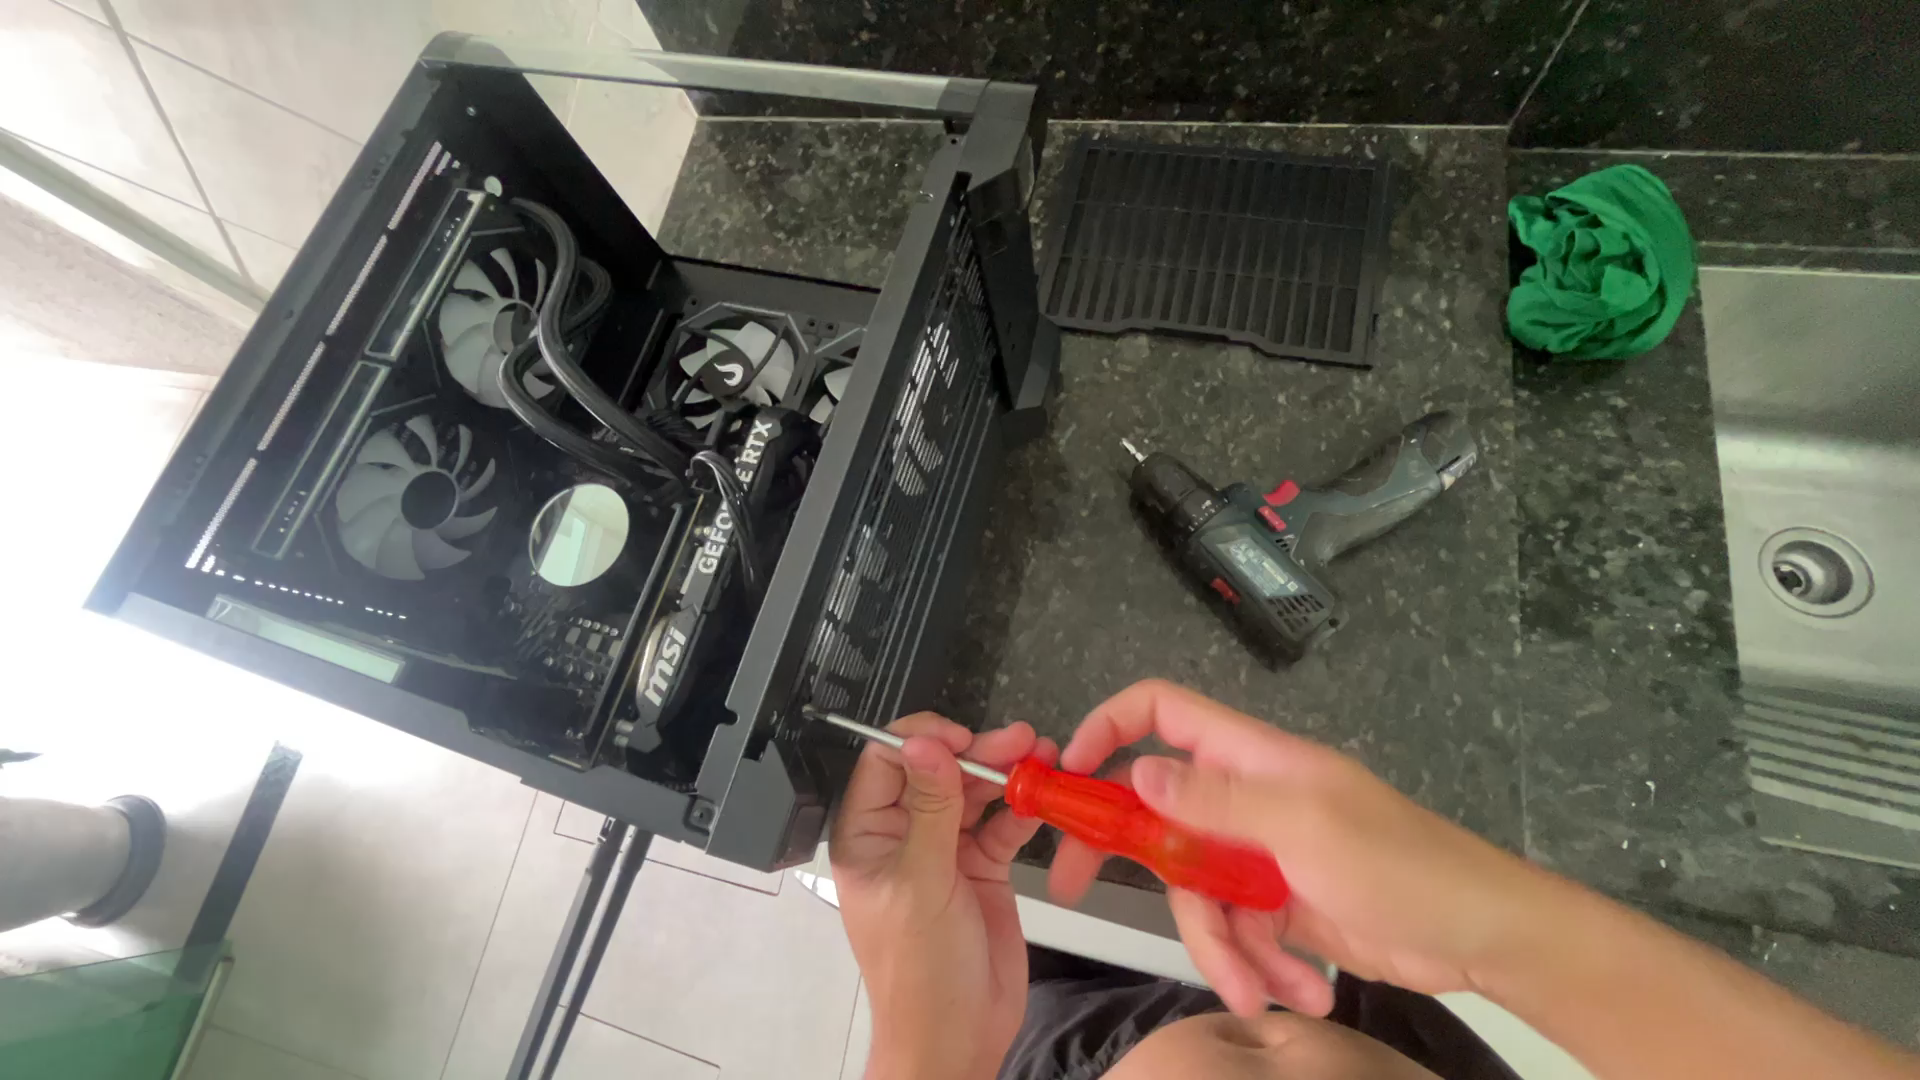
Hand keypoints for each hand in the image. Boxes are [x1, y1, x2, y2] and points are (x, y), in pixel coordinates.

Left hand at [830, 713, 1057, 1079]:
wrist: (959, 1039)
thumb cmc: (919, 973)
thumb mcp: (922, 883)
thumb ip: (930, 809)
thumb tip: (925, 743)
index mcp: (869, 833)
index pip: (888, 762)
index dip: (925, 741)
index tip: (961, 738)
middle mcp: (905, 833)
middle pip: (939, 771)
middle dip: (977, 752)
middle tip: (1016, 741)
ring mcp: (945, 847)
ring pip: (973, 791)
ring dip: (1005, 773)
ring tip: (1039, 755)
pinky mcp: (981, 864)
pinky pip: (1001, 823)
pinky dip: (1021, 807)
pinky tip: (1041, 794)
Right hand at [1048, 680, 1551, 1018]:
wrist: (1484, 939)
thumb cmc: (1401, 864)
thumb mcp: (1304, 825)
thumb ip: (1216, 798)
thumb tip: (1138, 771)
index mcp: (1245, 757)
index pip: (1160, 711)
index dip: (1109, 727)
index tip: (1070, 769)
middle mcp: (1239, 796)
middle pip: (1153, 809)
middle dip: (1121, 853)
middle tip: (1072, 887)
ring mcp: (1253, 852)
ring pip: (1190, 886)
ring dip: (1219, 943)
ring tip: (1260, 986)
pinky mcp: (1273, 902)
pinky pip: (1233, 929)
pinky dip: (1258, 964)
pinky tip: (1303, 988)